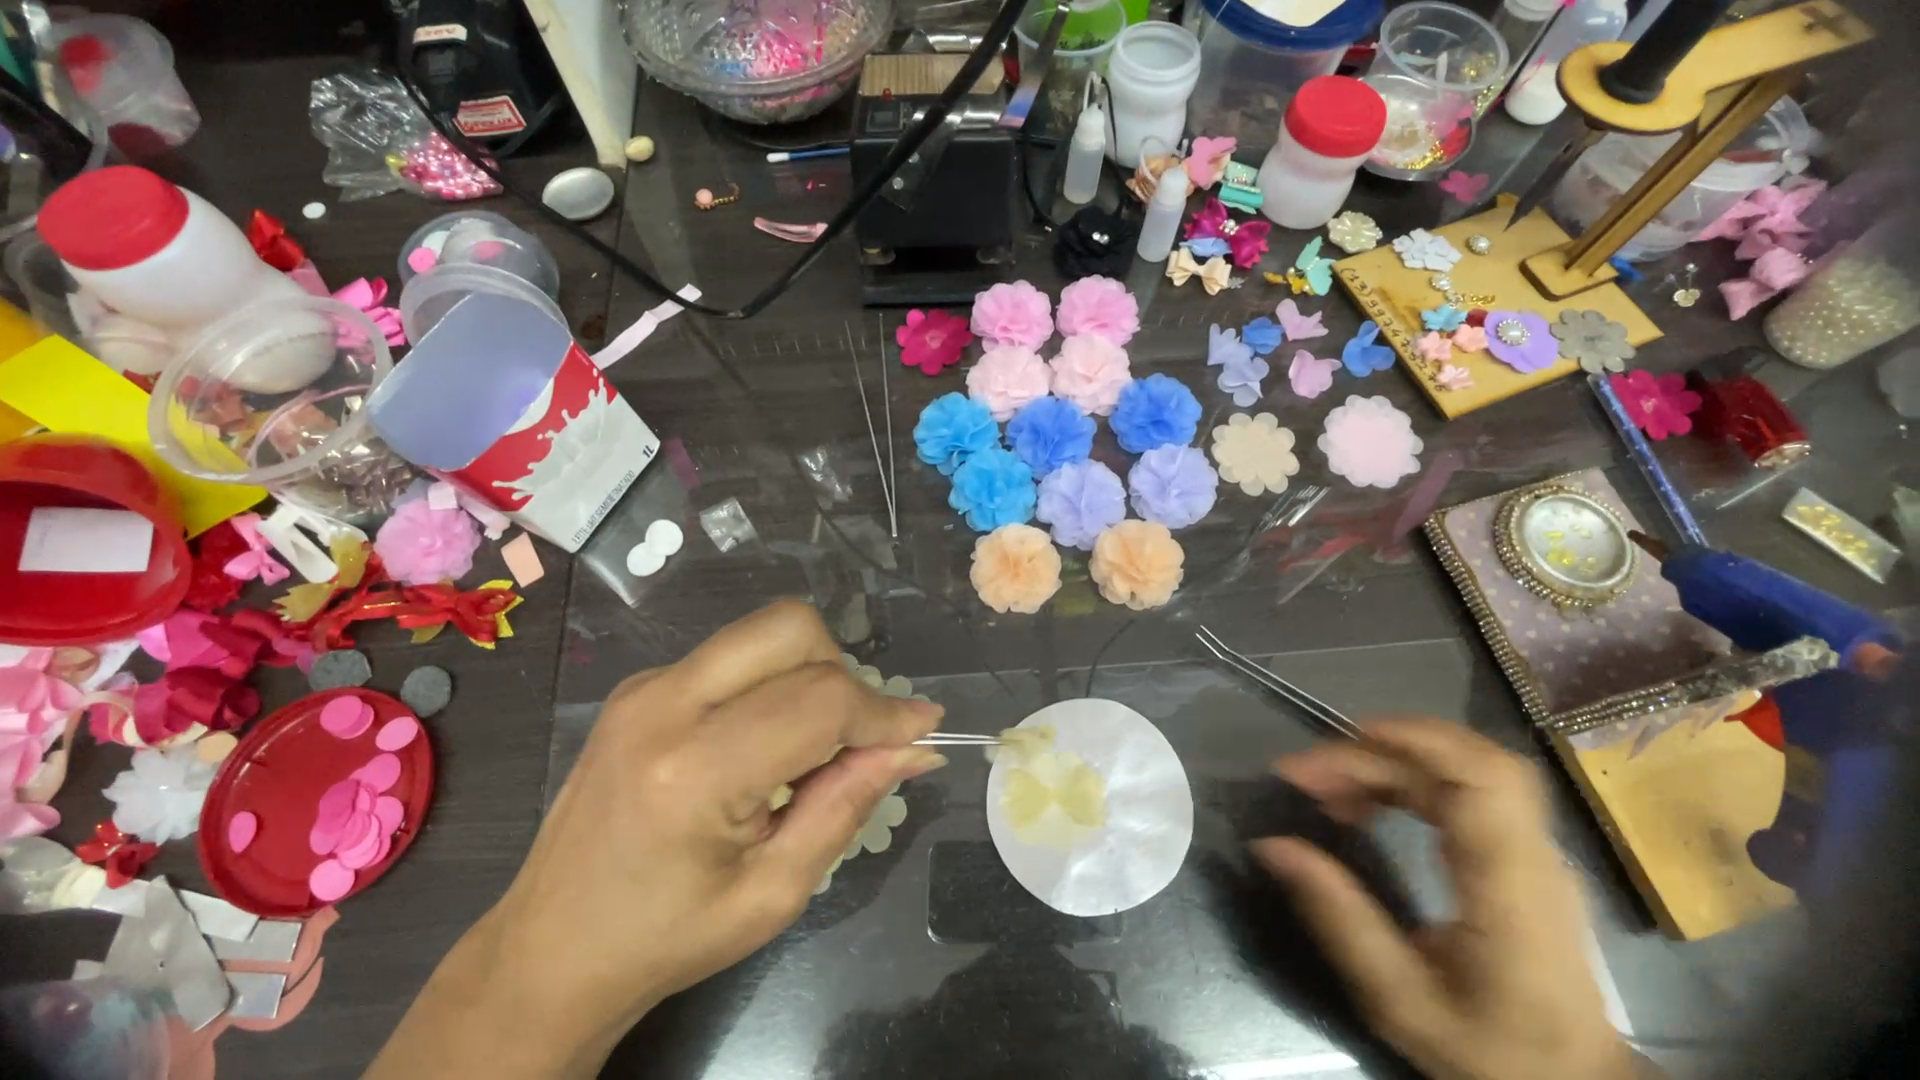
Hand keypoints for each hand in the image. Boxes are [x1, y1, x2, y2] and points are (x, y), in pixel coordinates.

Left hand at [369, 600, 944, 1077]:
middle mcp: (664, 704)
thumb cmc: (667, 937)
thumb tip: (913, 748)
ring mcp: (643, 687)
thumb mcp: (774, 891)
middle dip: (843, 672)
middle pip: (789, 629)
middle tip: (853, 738)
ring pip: (761, 633)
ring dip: (807, 674)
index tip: (924, 732)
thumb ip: (848, 804)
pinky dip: (770, 683)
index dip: (884, 711)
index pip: (819, 700)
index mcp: (694, 769)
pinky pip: (730, 656)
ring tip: (807, 748)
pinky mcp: (636, 687)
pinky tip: (760, 746)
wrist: (550, 948)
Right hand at [1254, 717, 1635, 1079]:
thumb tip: (1273, 845)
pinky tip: (1369, 803)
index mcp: (1508, 886)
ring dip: (1391, 763)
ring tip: (1329, 789)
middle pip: (1466, 761)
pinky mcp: (1524, 855)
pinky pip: (1468, 790)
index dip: (1414, 739)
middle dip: (1379, 751)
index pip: (1480, 777)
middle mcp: (1532, 854)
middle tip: (1309, 775)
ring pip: (1465, 768)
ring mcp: (1535, 851)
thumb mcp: (1400, 1000)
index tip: (1341, 740)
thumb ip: (1339, 919)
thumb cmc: (1487, 1047)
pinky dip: (1410, 780)